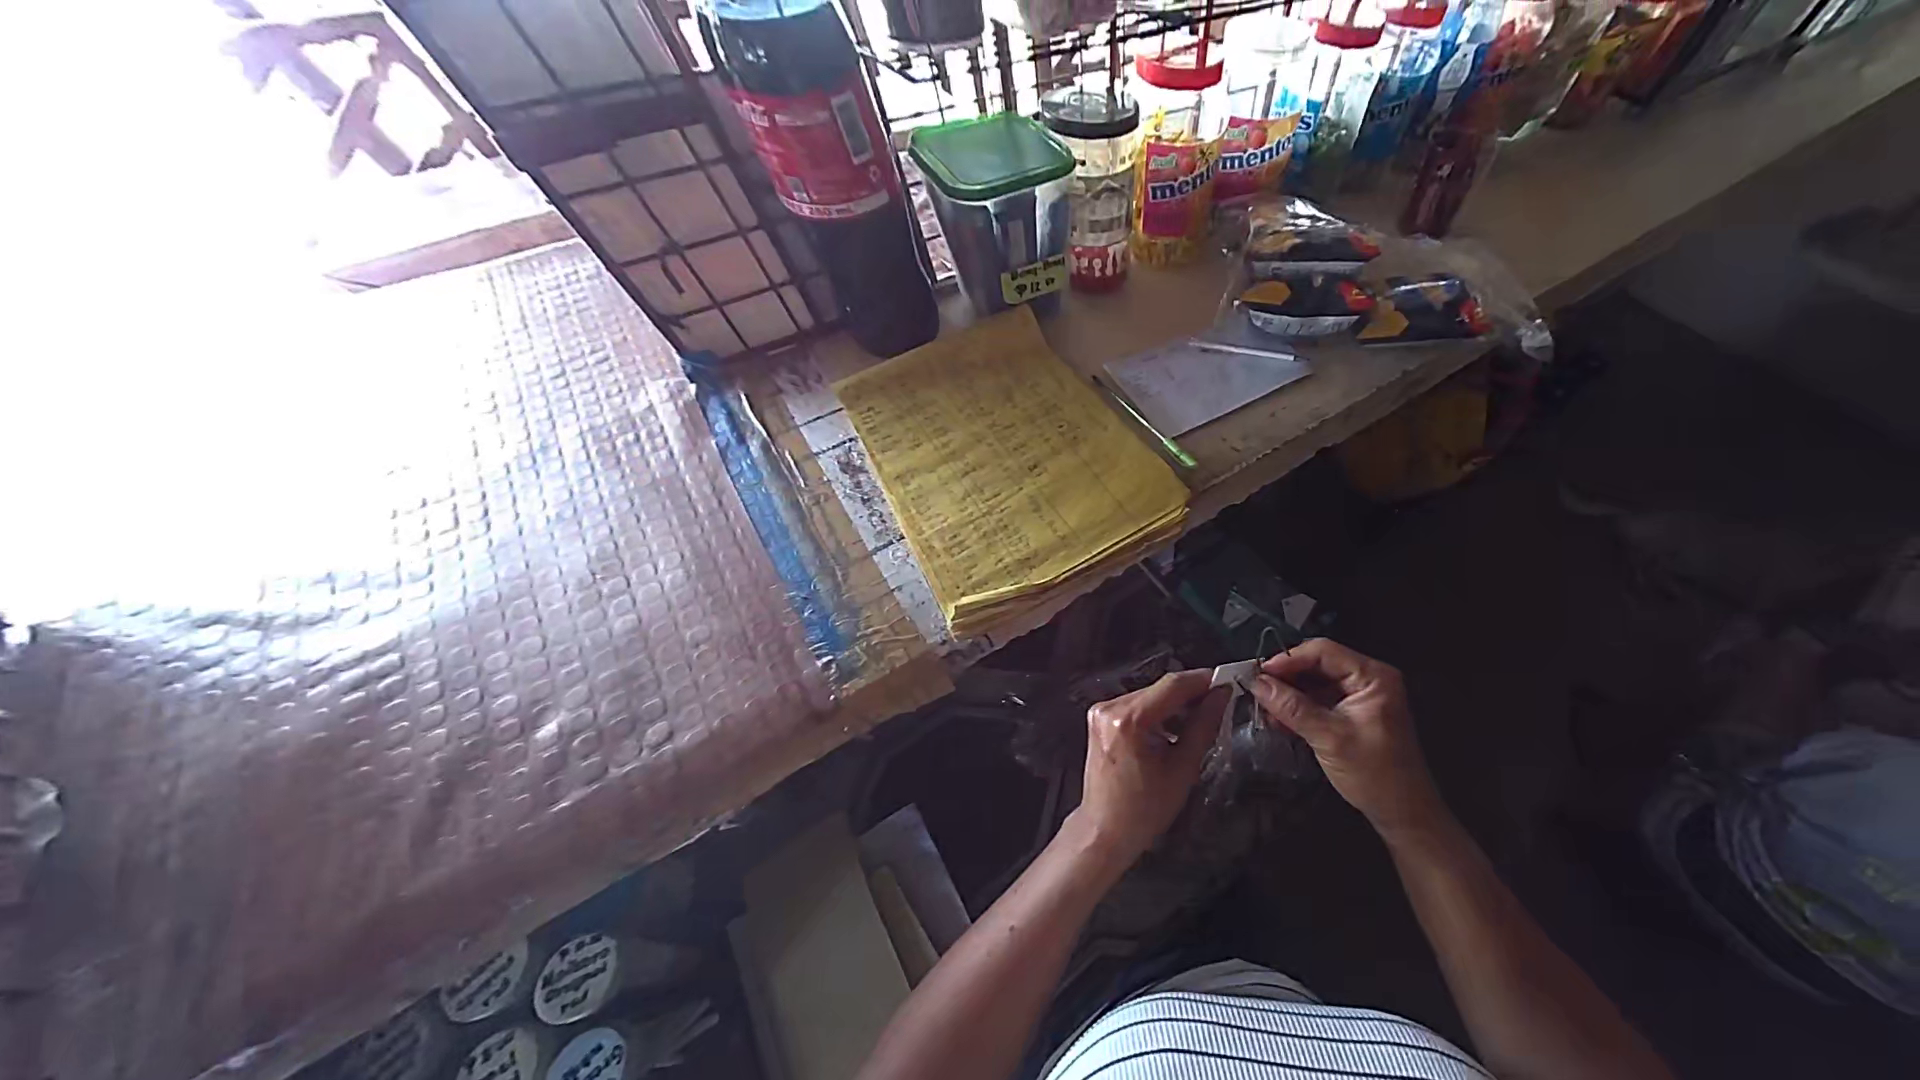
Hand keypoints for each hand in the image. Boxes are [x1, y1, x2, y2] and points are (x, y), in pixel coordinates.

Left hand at [1072, 670, 1226, 867]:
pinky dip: (1157, 714)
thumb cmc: (1145, 809)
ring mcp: (1101, 711)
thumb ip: (1203, 725)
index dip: (1203, 680)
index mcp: (1128, 719)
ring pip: (1149, 696)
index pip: (1172, 685)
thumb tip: (1222, 694)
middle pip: (1160, 688)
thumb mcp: (1183, 768)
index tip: (1229, 681)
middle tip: (1220, 706)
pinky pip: (1136, 706)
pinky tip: (1173, 732)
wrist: (1105, 829)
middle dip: (1191, 695)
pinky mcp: (1100, 718)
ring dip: (1175, 706)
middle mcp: (1109, 707)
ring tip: (1199, 724)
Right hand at [1250, 639, 1446, 839]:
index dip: (1287, 659)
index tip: (1258, 674)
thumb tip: (1256, 682)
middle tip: (1256, 689)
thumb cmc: (1375, 775)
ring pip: (1312, 682)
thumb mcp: (1329, 738)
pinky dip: (1296, 707)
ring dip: (1287, 693)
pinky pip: (1316, 699)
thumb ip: (1291, 707)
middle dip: (1284, 677)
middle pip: (1315, 664)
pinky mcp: (1349, 712)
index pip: (1322, 651)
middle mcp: (1366, 679)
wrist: (1404, 814)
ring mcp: (1358, 696)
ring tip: (1262, 706)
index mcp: (1372, 677)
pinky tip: (1276, 718)